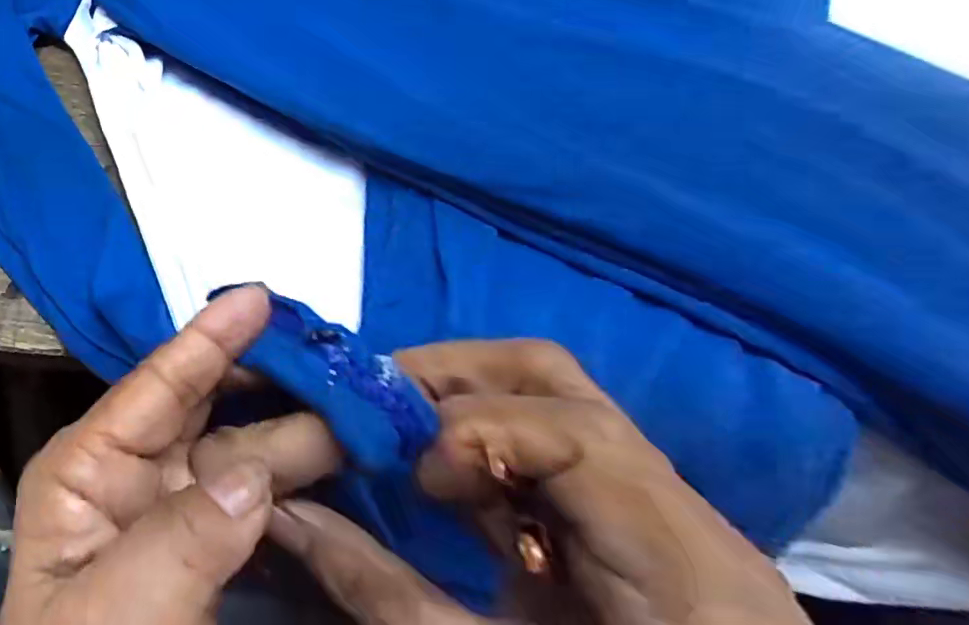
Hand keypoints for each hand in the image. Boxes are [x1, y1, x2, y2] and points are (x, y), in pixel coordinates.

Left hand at [0, 285, 343, 624]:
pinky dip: (293, 481)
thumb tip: (253, 474)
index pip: (156, 385)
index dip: (209, 338)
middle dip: (263, 377)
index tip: (259, 296)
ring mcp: (169, 512)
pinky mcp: (206, 554)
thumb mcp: (116, 608)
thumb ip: (182, 537)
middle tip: (328, 352)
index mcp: (89, 466)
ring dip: (294, 428)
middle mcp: (129, 474)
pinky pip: (254, 503)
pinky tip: (336, 462)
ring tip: (357, 407)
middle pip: (203, 408)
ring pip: (238, 452)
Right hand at [267, 339, 809, 624]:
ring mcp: (668, 507)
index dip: (473, 433)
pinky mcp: (641, 517)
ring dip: (462, 398)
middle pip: (554, 378)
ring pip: (553, 390)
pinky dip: (486, 438)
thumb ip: (380, 591)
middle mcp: (683, 512)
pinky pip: (551, 433)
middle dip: (451, 380)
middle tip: (387, 421)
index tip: (418, 483)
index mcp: (674, 565)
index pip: (570, 431)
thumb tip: (284, 513)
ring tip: (411, 443)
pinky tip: (456, 488)